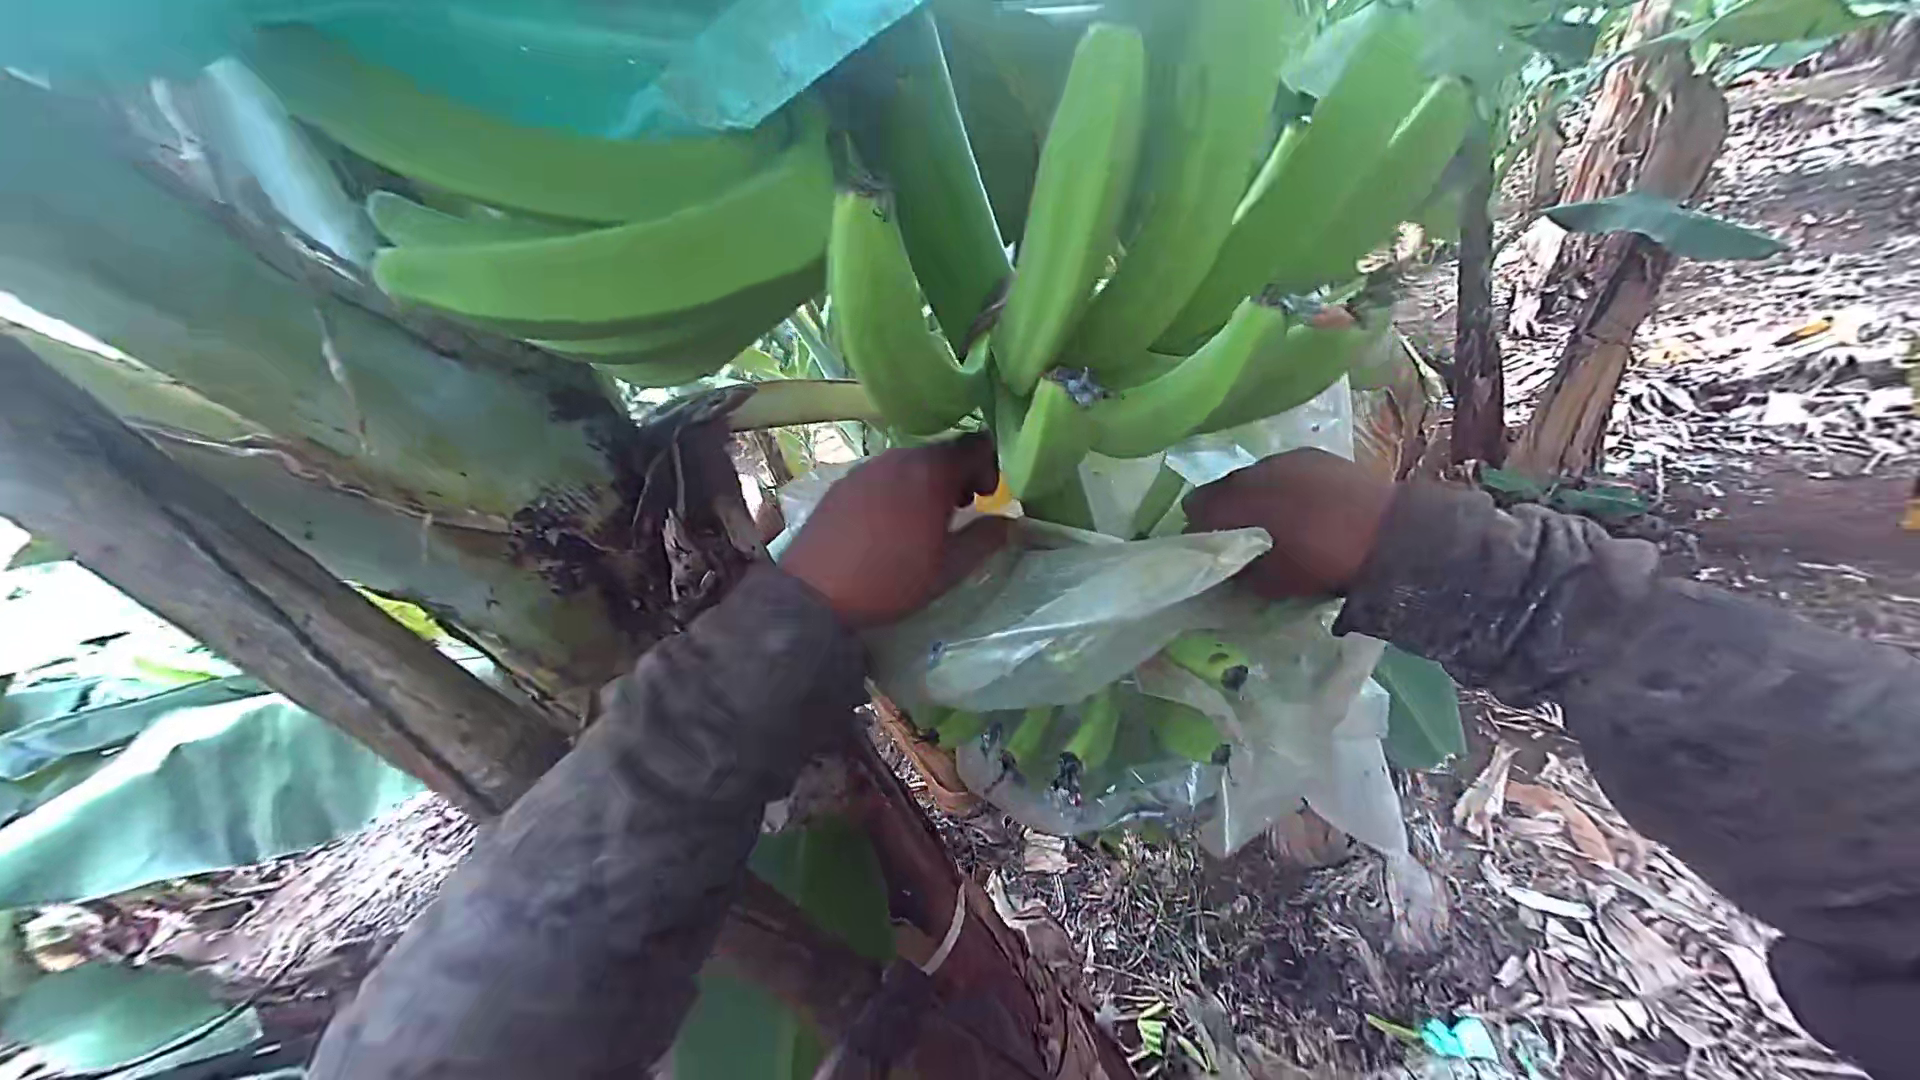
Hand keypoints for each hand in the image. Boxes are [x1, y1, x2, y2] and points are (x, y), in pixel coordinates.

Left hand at [782, 434, 1010, 627]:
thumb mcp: (948, 569)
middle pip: (941, 451)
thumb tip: (1010, 523)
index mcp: (931, 473)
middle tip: (959, 510)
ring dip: (927, 482)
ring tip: (923, 520)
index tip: (985, 498)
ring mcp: (866, 467)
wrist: (815, 595)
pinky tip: (888, 522)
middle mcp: (898, 459)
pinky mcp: (842, 482)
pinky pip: (882, 474)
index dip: (989, 466)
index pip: (975, 444)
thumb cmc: (890, 581)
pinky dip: (897, 487)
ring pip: (909, 462)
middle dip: (958, 476)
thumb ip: (985, 539)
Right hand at [1183, 448, 1394, 599]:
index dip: (1198, 528)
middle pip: (1222, 488)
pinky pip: (1283, 470)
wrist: (1395, 535)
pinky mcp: (1316, 455)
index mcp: (1237, 499)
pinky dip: (1283, 486)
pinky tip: (1303, 507)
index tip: (1210, 548)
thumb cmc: (1324, 560)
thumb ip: (1240, 573)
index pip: (1195, 507)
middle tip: (1241, 537)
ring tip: (1276, 521)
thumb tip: (1228, 568)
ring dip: (1255, 496)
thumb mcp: (1274, 582)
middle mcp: (1254, 470)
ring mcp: (1286, 458)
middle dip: (1225, 510)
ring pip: (1253, 476)